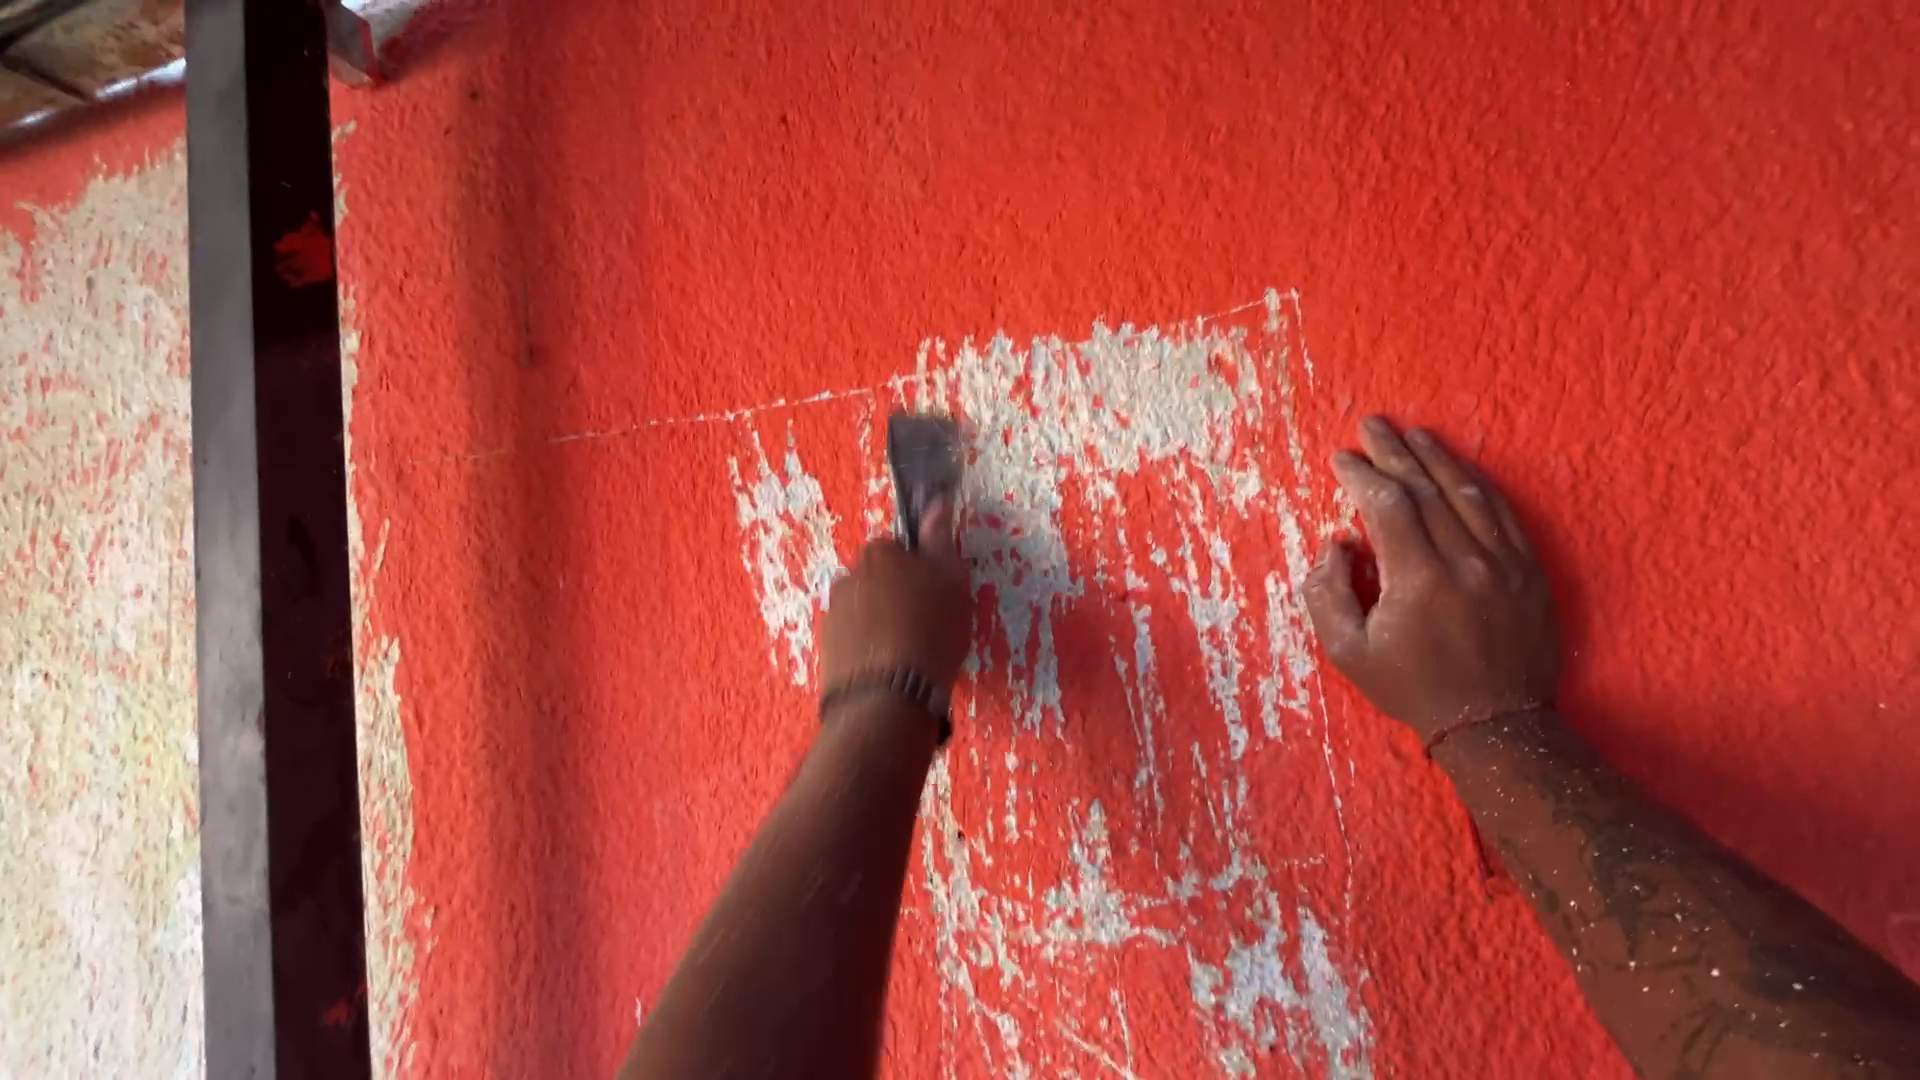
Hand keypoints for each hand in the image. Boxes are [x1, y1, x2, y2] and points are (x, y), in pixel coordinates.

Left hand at [821, 500, 970, 690]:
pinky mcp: (825, 648)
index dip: (920, 571)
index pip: (899, 549)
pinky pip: (853, 638)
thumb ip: (941, 540)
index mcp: (879, 554)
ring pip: (864, 609)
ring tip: (904, 653)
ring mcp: (832, 613)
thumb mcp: (952, 583)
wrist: (888, 699)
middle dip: (896, 595)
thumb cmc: (931, 633)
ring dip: (879, 622)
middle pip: (878, 578)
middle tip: (923, 625)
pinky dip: (866, 647)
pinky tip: (886, 669)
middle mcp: (847, 575)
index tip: (934, 595)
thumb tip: (936, 502)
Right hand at [1304, 417, 1559, 740]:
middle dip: (1393, 452)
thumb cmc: (1410, 686)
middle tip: (1371, 425)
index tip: (1340, 458)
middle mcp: (1465, 560)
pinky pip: (1502, 512)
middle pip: (1427, 488)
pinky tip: (1459, 468)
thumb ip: (1326, 592)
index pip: (1387, 505)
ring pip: (1468, 492)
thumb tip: (1336, 543)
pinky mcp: (1528, 570)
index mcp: (1418, 579)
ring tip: (1413, 433)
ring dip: (1437, 458)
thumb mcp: (1346, 651)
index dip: (1361, 475)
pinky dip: (1476, 483)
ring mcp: (1504, 562)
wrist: (1494, 722)